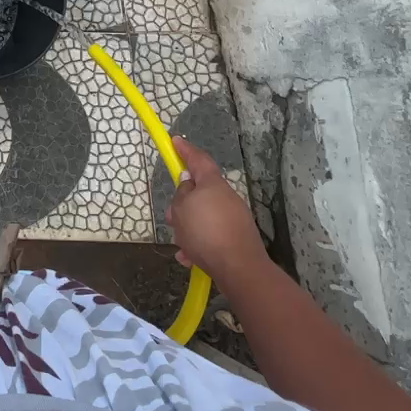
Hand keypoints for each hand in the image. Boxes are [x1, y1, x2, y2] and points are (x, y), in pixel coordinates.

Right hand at [164, 136, 267, 281]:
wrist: (240, 269)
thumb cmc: (205, 231)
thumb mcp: (181, 208)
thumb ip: (181, 192)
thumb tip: (188, 184)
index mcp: (213, 184)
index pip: (199, 159)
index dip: (185, 149)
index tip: (175, 141)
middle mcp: (227, 198)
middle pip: (200, 192)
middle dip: (183, 203)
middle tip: (170, 215)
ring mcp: (235, 219)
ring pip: (204, 216)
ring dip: (189, 226)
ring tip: (179, 242)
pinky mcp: (238, 239)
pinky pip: (212, 235)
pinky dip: (199, 243)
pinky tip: (189, 257)